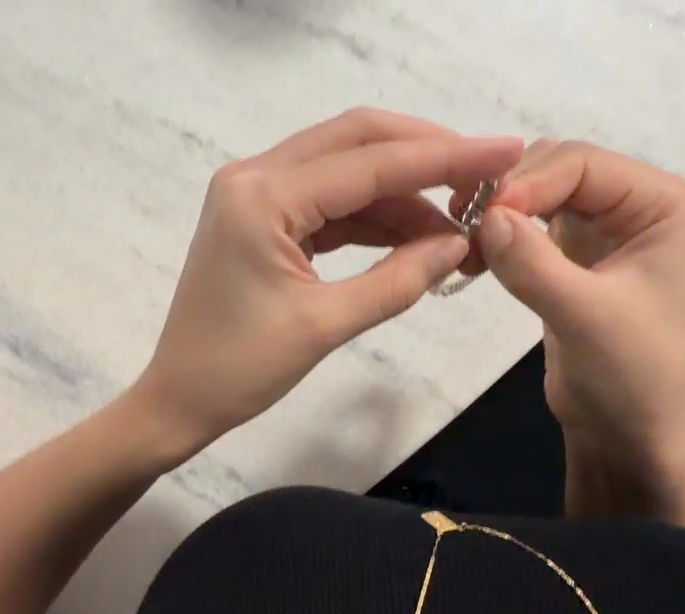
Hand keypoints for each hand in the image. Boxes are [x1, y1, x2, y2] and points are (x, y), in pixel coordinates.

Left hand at [134, 109, 523, 447]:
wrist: (179, 400)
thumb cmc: (238, 371)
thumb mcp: (324, 327)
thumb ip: (397, 281)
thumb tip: (459, 245)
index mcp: (262, 197)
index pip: (370, 162)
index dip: (445, 157)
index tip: (505, 152)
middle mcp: (254, 178)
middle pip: (357, 141)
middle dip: (426, 157)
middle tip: (486, 178)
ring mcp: (254, 196)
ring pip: (345, 172)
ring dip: (402, 194)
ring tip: (458, 223)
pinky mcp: (260, 221)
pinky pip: (328, 205)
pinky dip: (372, 219)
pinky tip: (415, 237)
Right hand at [473, 140, 684, 468]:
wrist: (628, 432)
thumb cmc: (630, 375)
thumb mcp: (585, 318)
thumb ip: (535, 265)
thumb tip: (485, 218)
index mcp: (659, 204)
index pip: (582, 164)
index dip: (527, 182)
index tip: (477, 217)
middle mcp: (633, 206)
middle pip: (558, 169)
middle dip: (508, 193)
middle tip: (460, 226)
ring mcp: (601, 233)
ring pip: (538, 196)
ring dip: (498, 214)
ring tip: (462, 246)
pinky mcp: (572, 262)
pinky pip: (529, 230)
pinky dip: (499, 238)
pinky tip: (472, 259)